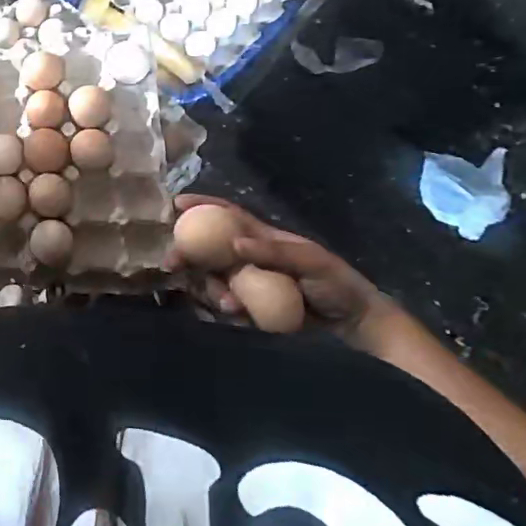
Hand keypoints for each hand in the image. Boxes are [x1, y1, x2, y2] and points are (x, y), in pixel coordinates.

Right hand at [170, 194, 394, 335]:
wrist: (353, 322)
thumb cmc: (335, 282)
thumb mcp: (310, 261)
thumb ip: (274, 252)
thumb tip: (235, 243)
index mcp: (264, 237)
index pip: (228, 216)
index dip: (203, 206)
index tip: (176, 203)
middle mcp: (251, 257)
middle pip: (210, 249)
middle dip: (188, 253)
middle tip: (172, 264)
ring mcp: (250, 283)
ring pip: (214, 278)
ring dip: (210, 288)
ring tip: (228, 304)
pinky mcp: (253, 307)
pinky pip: (227, 303)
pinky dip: (225, 308)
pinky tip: (237, 314)